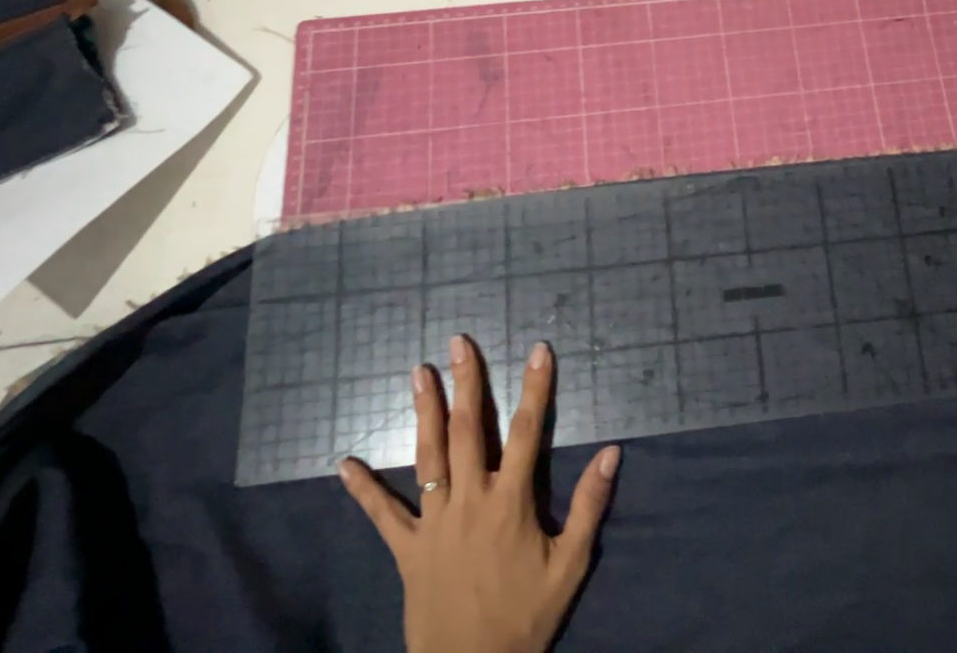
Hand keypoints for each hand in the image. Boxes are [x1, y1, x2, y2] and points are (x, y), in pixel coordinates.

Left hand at [341, 336, 620, 652]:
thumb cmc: (526, 614)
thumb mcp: (571, 563)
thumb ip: (589, 505)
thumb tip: (612, 452)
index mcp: (510, 502)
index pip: (527, 432)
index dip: (535, 389)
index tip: (538, 351)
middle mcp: (469, 500)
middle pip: (469, 431)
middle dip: (466, 383)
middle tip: (459, 343)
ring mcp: (433, 523)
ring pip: (427, 457)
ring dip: (424, 412)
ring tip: (418, 372)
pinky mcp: (406, 548)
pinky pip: (382, 515)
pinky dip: (363, 489)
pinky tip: (344, 463)